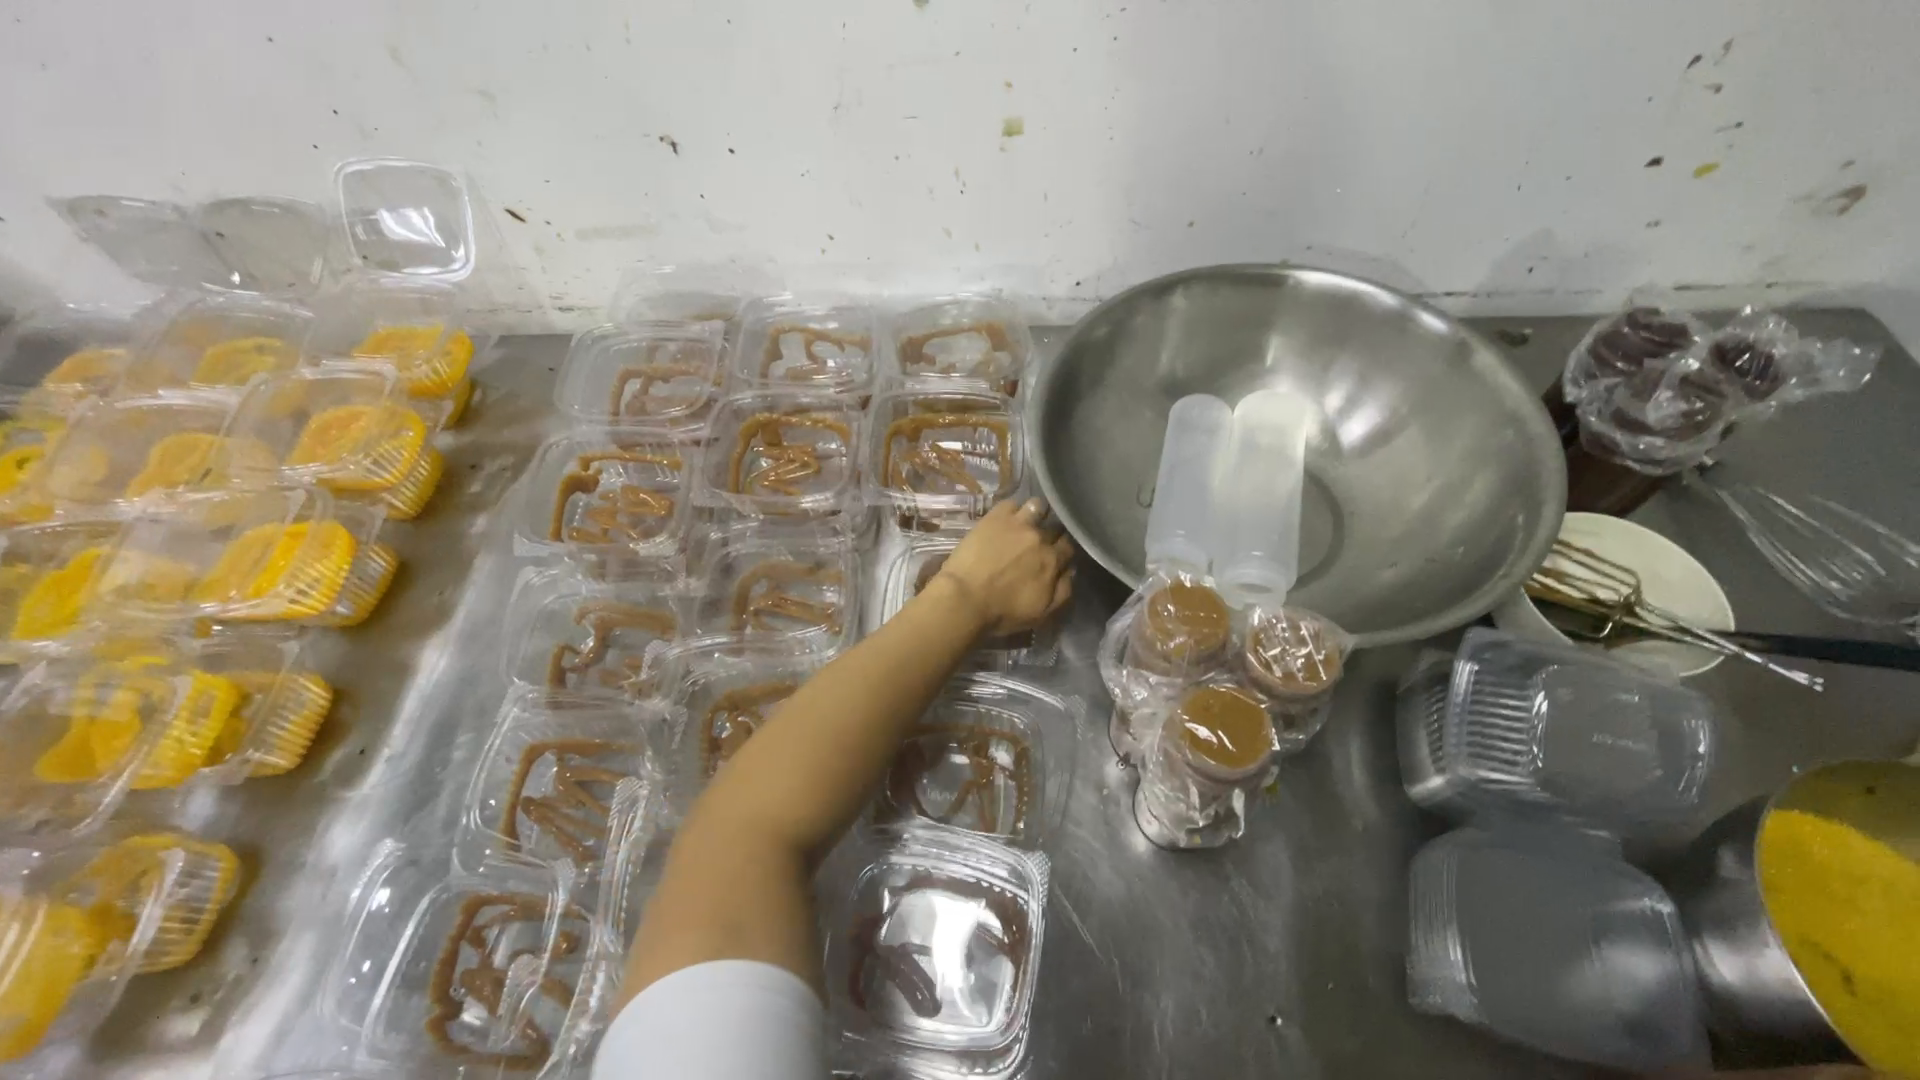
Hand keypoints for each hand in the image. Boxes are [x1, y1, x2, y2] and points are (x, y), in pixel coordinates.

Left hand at [930, 498, 1074, 636]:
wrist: (965, 598)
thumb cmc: (1002, 612)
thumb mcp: (1042, 614)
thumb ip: (1063, 591)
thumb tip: (1070, 571)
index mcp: (1053, 560)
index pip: (1068, 547)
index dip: (1062, 550)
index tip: (1056, 553)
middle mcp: (1040, 537)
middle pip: (1055, 527)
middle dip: (1051, 532)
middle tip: (1039, 541)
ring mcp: (1018, 523)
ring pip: (1037, 507)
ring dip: (1036, 513)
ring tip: (1026, 521)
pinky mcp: (995, 516)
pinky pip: (1011, 503)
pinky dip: (1011, 510)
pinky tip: (1004, 518)